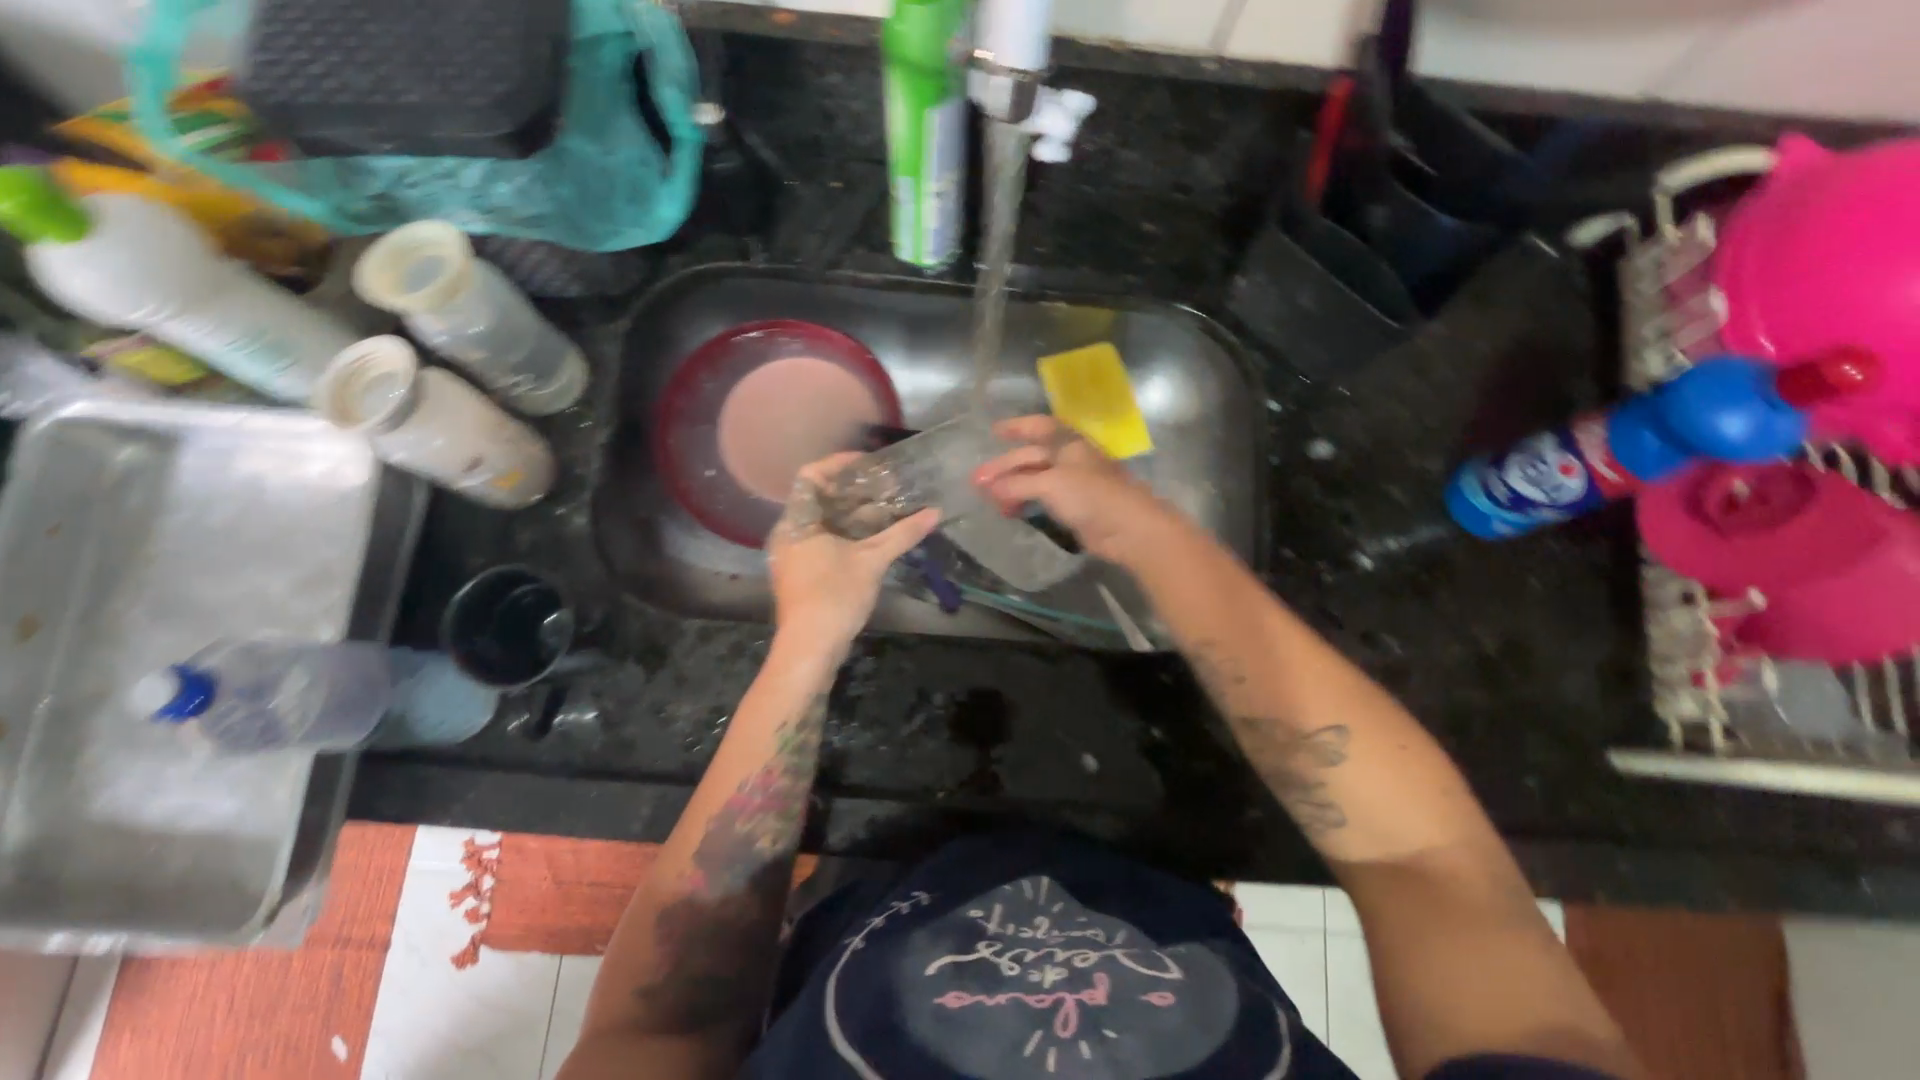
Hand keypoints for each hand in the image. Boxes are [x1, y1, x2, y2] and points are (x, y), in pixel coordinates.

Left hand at [767, 452, 940, 649]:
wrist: (810, 648)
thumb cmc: (834, 595)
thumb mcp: (872, 561)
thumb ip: (902, 534)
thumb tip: (934, 513)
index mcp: (796, 521)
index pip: (810, 476)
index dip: (839, 464)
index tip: (869, 464)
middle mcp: (788, 533)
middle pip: (818, 499)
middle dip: (853, 492)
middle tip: (885, 487)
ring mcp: (792, 555)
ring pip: (822, 523)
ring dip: (852, 516)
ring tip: (885, 510)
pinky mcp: (801, 574)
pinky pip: (822, 542)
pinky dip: (846, 535)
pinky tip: (873, 539)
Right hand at [971, 415, 1182, 564]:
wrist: (1128, 528)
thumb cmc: (1091, 495)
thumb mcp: (1050, 484)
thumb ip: (1017, 484)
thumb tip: (988, 488)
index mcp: (1068, 443)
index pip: (1039, 427)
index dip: (1017, 426)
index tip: (994, 431)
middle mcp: (1070, 459)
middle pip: (1031, 457)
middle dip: (1004, 467)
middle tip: (976, 482)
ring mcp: (1073, 483)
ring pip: (1035, 480)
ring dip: (1012, 487)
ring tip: (990, 500)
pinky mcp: (1075, 507)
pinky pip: (1042, 500)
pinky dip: (1025, 502)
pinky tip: (1011, 511)